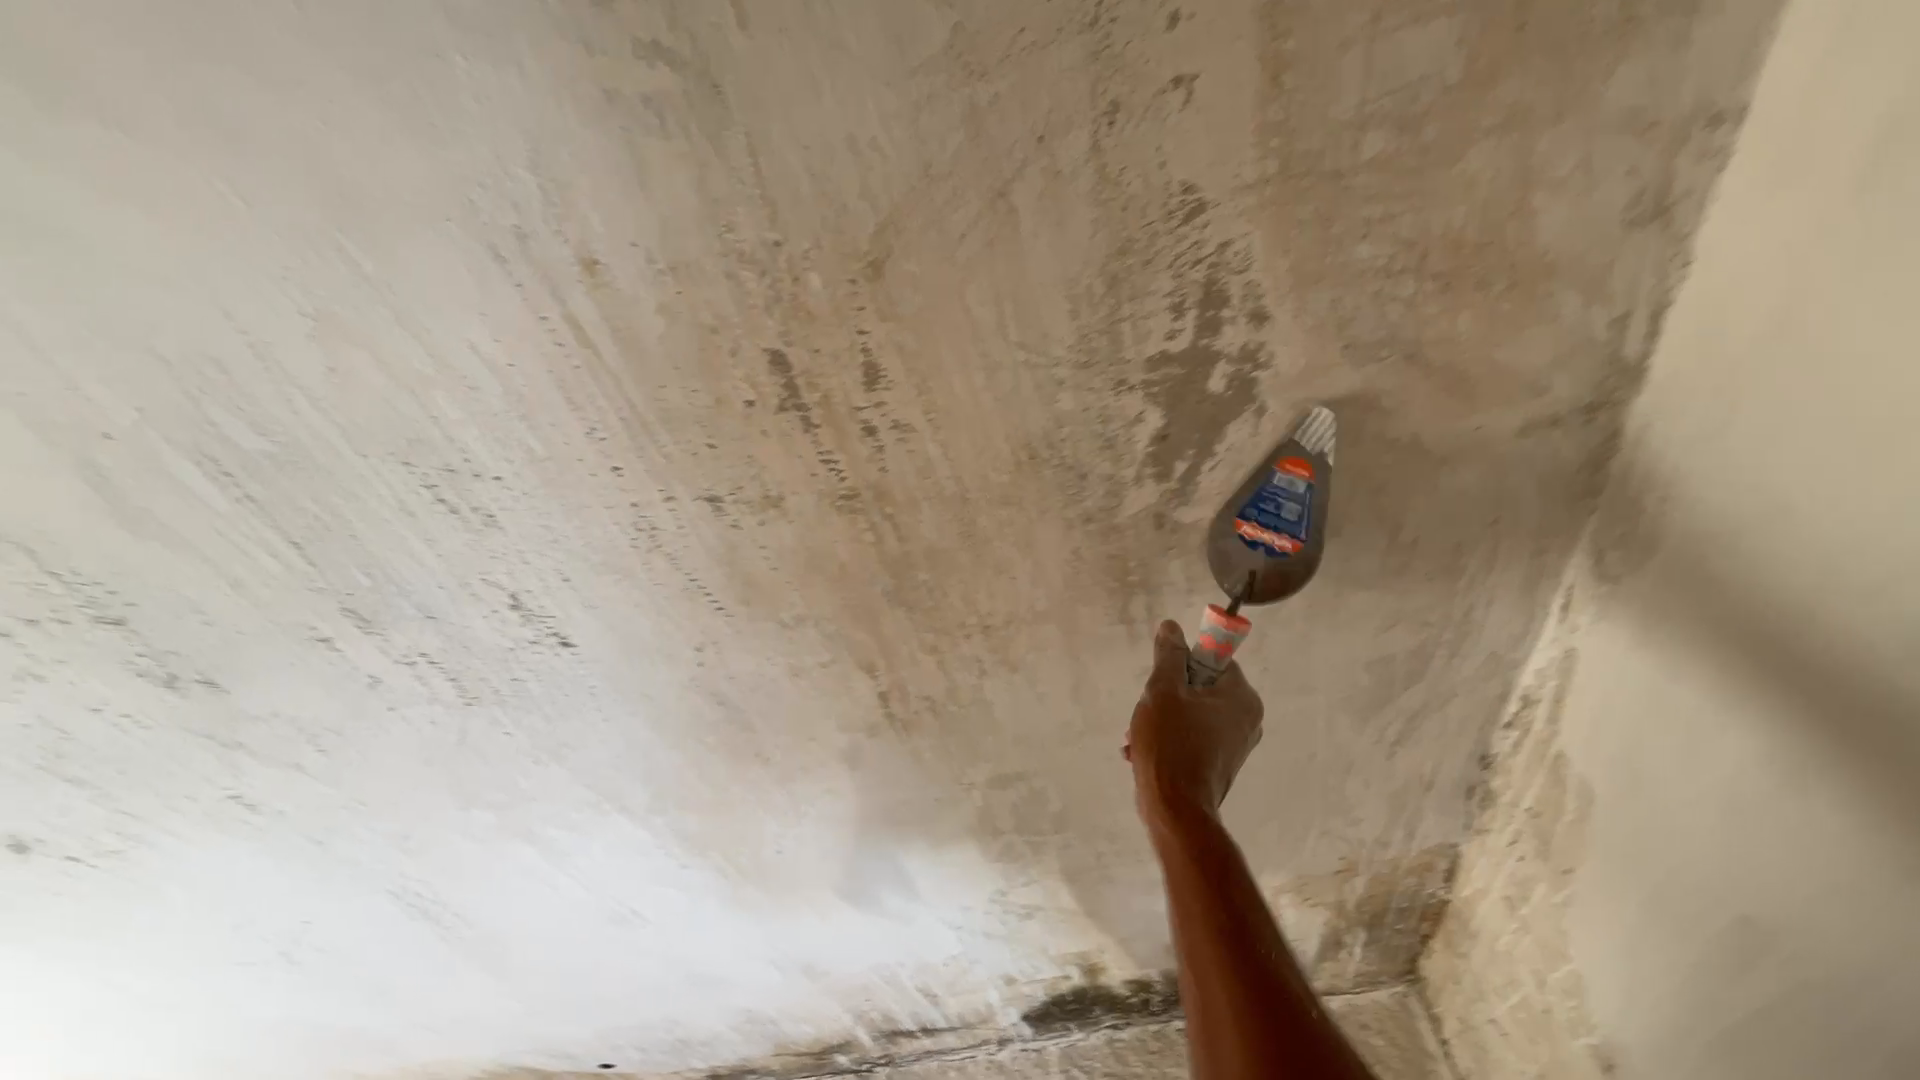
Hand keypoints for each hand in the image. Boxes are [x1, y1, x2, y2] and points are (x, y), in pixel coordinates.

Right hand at [1124, 620, 1264, 834]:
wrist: (1174, 809)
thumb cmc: (1170, 742)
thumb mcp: (1163, 691)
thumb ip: (1168, 656)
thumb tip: (1171, 626)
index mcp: (1242, 697)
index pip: (1214, 660)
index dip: (1182, 664)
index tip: (1161, 681)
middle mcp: (1247, 720)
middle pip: (1200, 688)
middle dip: (1166, 697)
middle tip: (1145, 711)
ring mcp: (1235, 746)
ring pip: (1192, 715)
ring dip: (1161, 720)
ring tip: (1136, 737)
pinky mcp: (1220, 766)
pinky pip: (1192, 740)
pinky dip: (1169, 741)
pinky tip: (1140, 753)